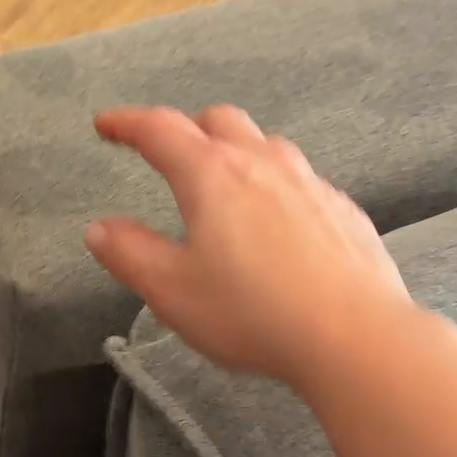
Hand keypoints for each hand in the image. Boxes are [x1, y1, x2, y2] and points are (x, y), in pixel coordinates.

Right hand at [86, 105, 416, 389]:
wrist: (357, 337)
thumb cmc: (253, 313)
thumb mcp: (173, 291)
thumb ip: (130, 254)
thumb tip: (99, 229)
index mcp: (212, 174)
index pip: (160, 129)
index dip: (127, 123)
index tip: (105, 124)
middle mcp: (262, 162)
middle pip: (218, 120)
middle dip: (188, 129)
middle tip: (170, 155)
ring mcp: (309, 181)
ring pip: (265, 144)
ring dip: (237, 152)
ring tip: (227, 187)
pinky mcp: (342, 207)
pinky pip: (300, 179)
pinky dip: (276, 185)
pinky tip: (280, 224)